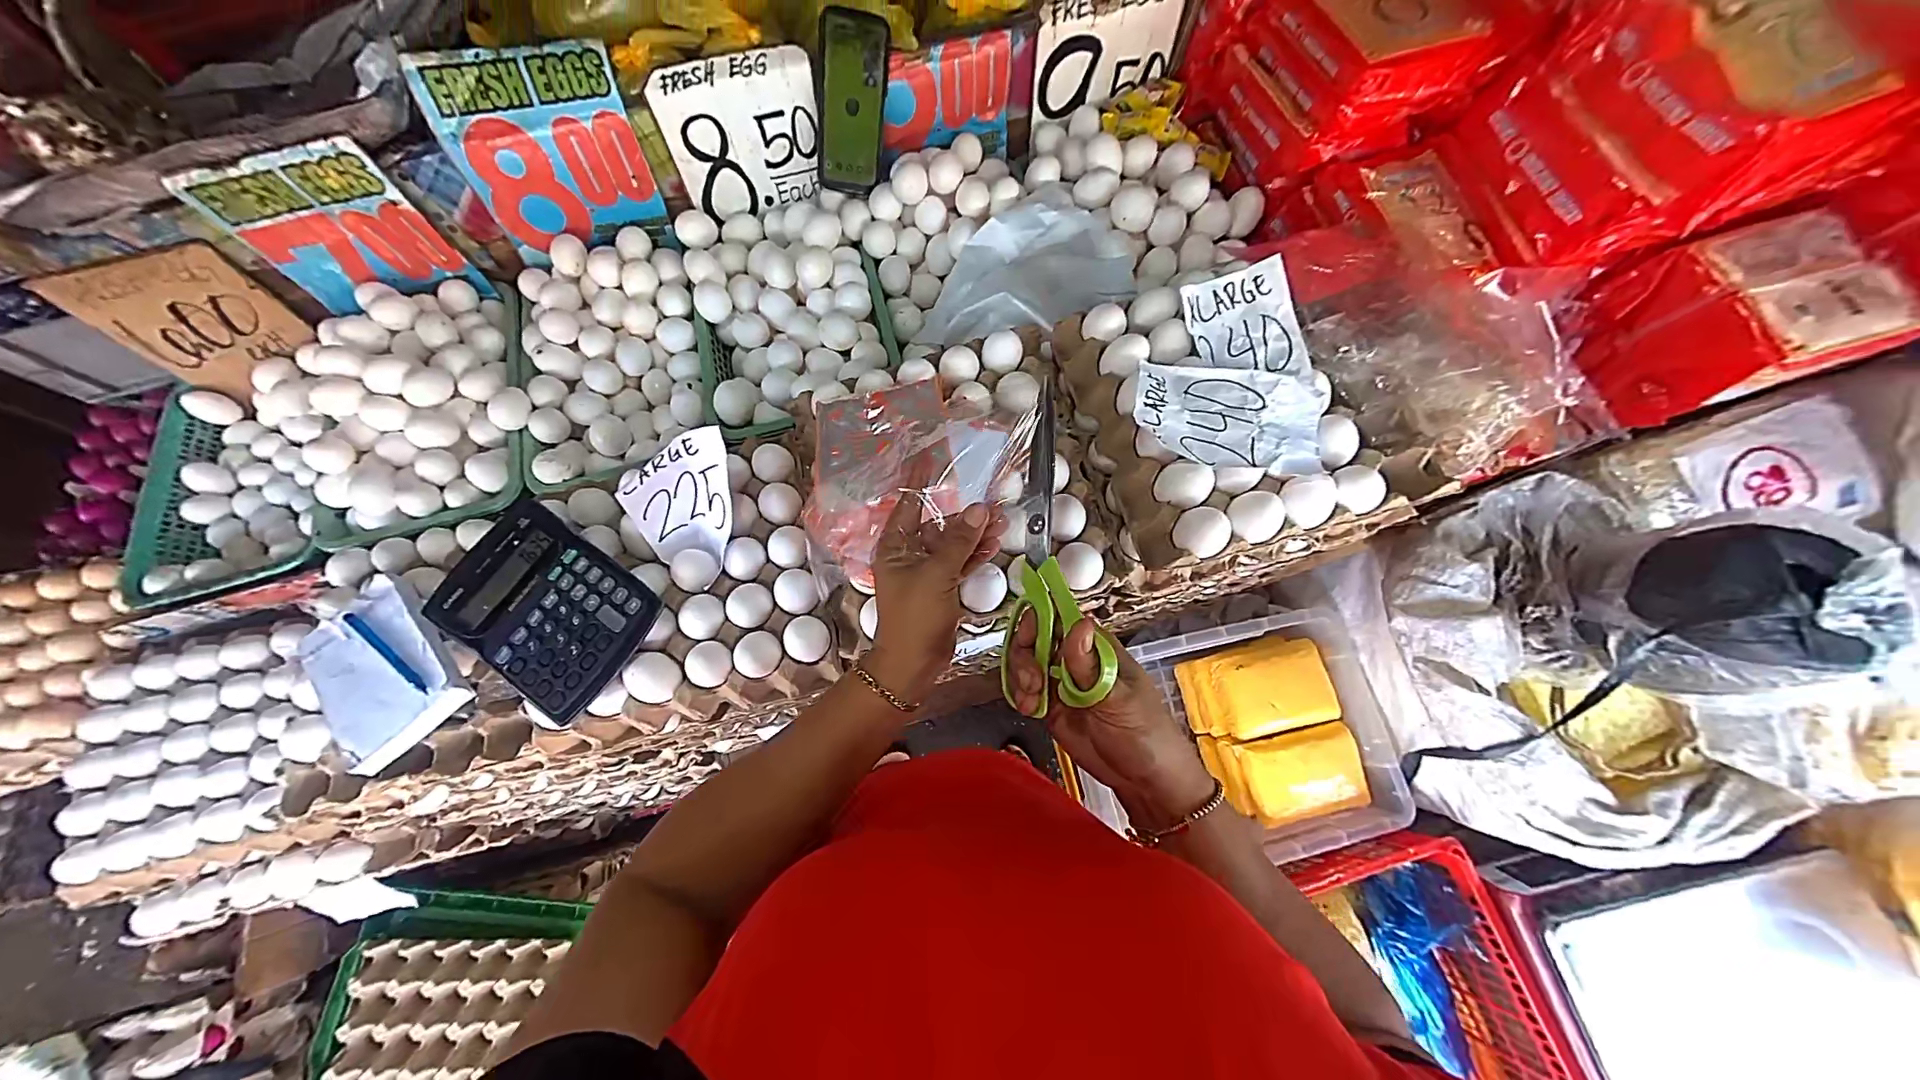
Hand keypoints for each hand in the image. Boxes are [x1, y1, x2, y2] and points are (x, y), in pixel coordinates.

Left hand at [867, 491, 998, 701]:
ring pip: (952, 544)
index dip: (921, 480)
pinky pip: (959, 563)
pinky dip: (974, 555)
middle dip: (964, 516)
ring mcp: (925, 571)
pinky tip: (993, 545)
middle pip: (938, 525)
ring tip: (1000, 524)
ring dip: (974, 535)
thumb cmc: (915, 616)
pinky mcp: (940, 587)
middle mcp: (908, 554)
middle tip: (992, 506)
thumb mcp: (937, 575)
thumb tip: (979, 510)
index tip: (932, 457)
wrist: (914, 663)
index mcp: (895, 546)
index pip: (909, 504)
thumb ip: (959, 541)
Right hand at [1006, 613, 1216, 828]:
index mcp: (1096, 647)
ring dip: (1021, 677)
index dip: (1039, 619)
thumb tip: (1080, 622)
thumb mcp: (1117, 698)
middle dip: (1025, 654)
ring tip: (1032, 700)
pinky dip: (1020, 696)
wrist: (1145, 781)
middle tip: (1033, 680)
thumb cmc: (1146, 733)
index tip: (1028, 638)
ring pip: (1026, 662)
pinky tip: (1029, 710)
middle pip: (1035, 636)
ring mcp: (1062, 682)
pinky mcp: (1051, 706)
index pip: (1061, 615)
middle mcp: (1076, 659)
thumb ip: (1090, 664)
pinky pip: (1024, 690)